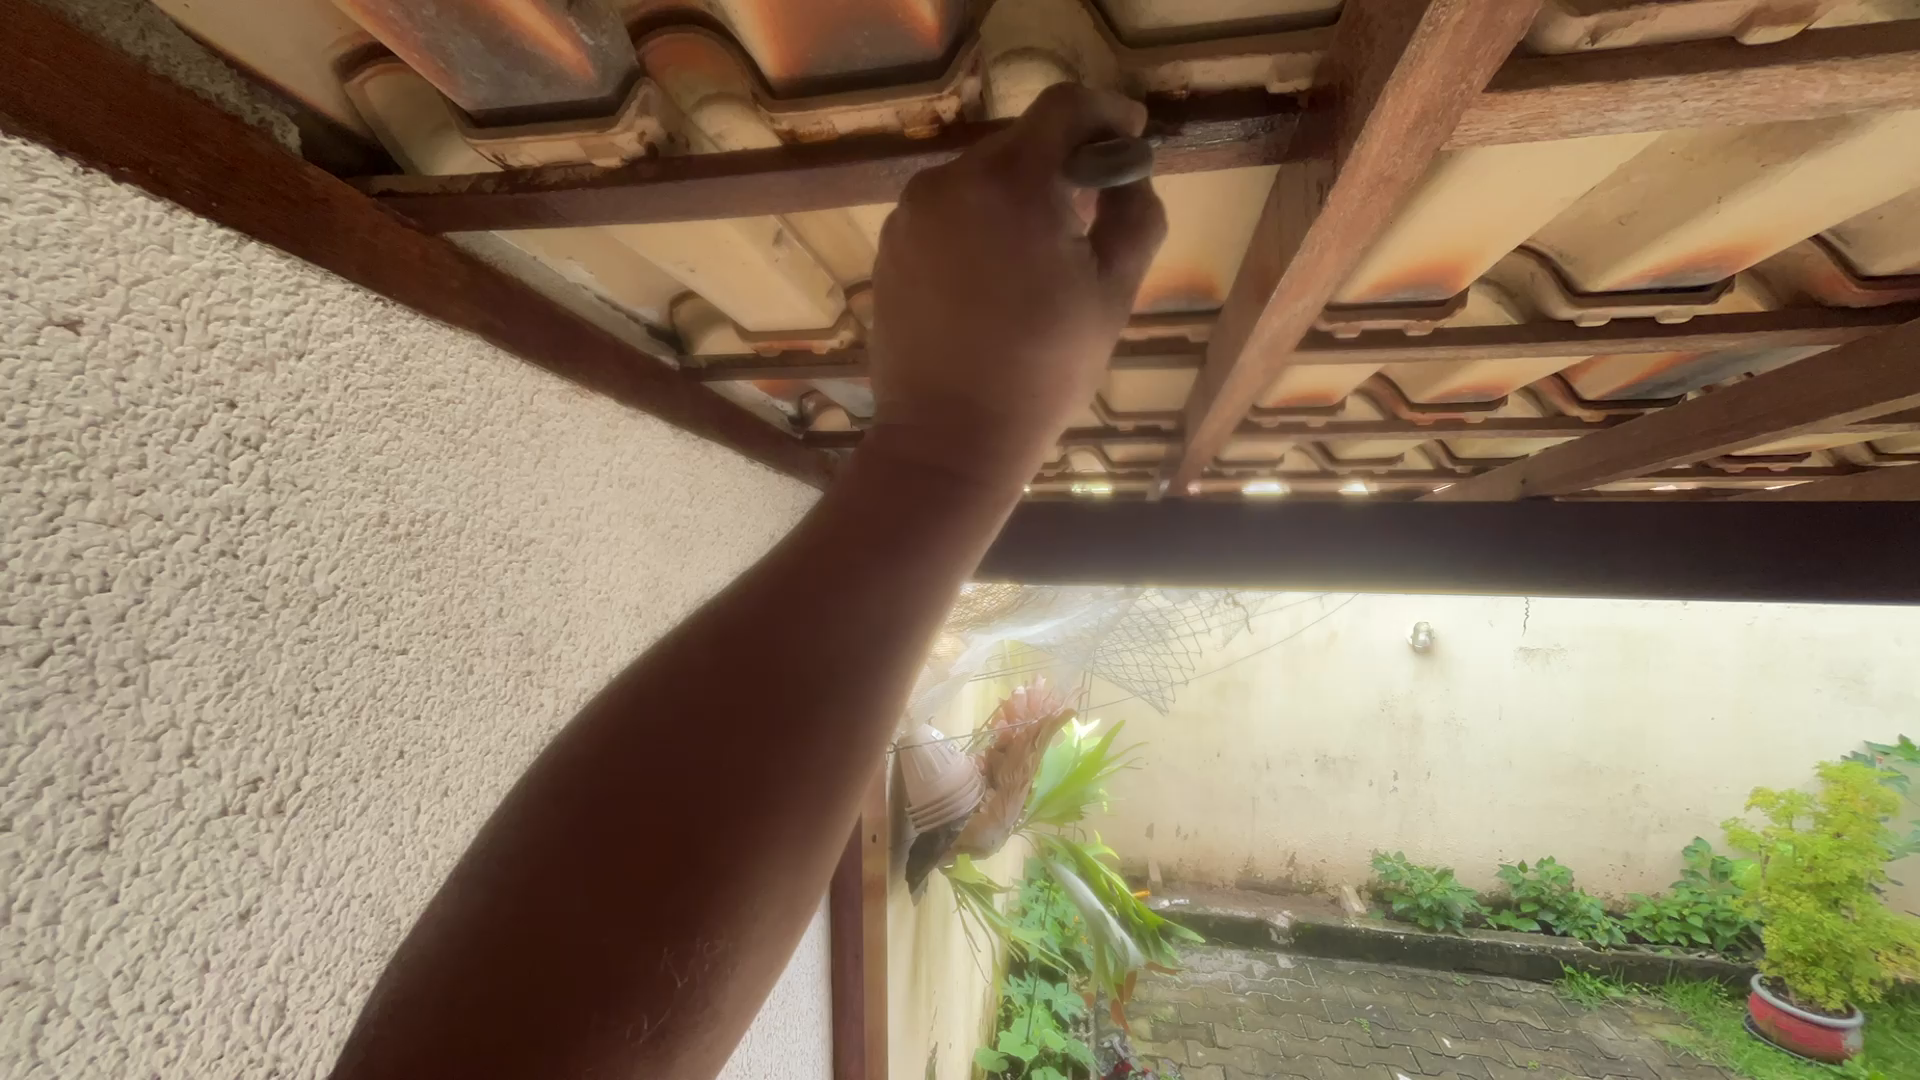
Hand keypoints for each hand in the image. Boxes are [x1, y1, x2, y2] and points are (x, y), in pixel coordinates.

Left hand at [862, 83, 1167, 489]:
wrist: (948, 439)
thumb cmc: (1041, 374)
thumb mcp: (1113, 296)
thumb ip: (1135, 216)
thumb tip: (1128, 177)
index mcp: (1010, 185)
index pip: (1064, 109)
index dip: (1104, 116)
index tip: (1128, 139)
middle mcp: (947, 183)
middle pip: (1017, 145)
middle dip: (1060, 167)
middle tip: (1088, 214)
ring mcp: (908, 218)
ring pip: (977, 182)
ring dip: (1014, 201)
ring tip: (1036, 258)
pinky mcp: (889, 252)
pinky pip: (944, 217)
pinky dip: (975, 229)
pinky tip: (990, 281)